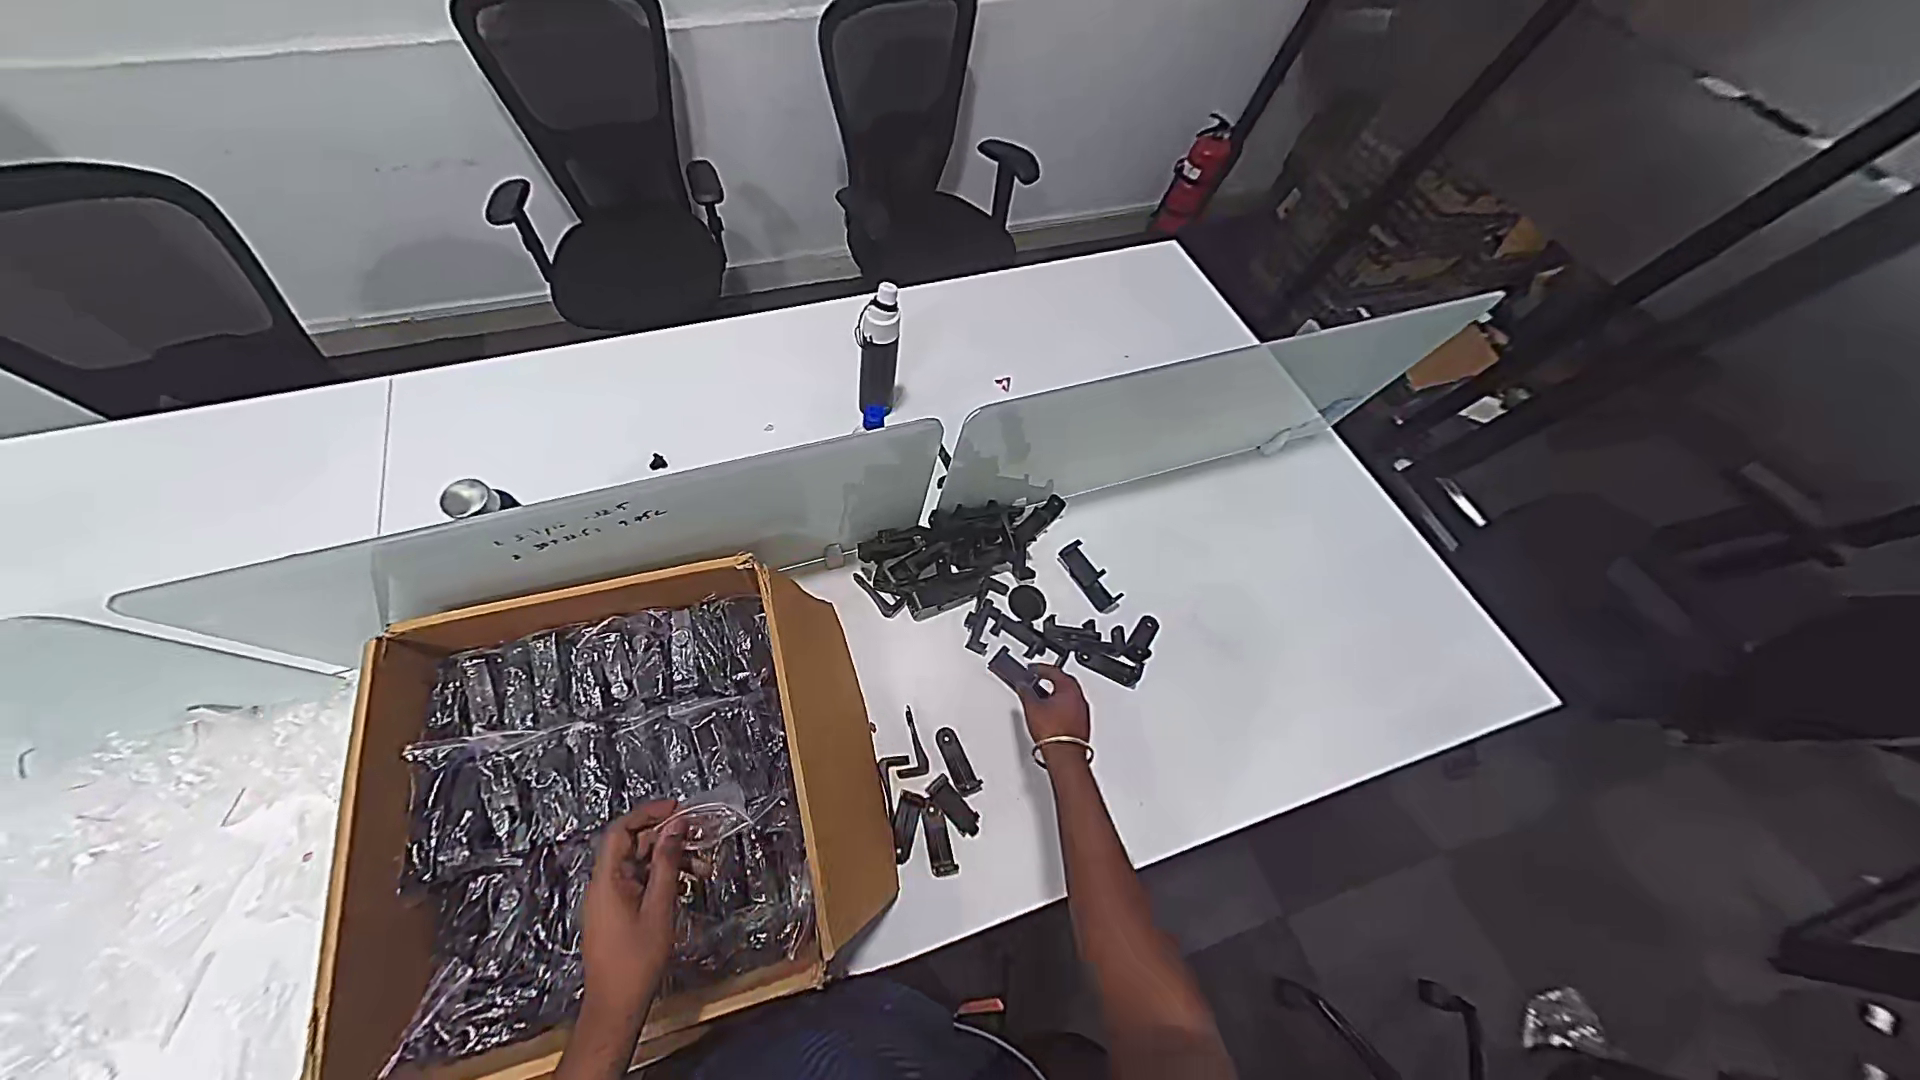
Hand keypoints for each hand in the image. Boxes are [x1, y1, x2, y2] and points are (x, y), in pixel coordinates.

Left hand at [580, 800, 686, 1013]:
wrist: (616, 1004)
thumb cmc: (637, 955)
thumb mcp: (659, 904)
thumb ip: (667, 861)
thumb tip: (677, 825)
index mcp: (607, 879)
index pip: (620, 831)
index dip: (648, 813)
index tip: (678, 809)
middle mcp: (605, 883)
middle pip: (633, 844)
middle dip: (667, 835)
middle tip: (699, 833)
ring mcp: (611, 898)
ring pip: (641, 862)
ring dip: (670, 857)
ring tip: (702, 864)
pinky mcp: (619, 910)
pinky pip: (641, 880)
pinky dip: (663, 875)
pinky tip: (687, 882)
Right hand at [1018, 664, 1090, 746]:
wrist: (1064, 755)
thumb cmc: (1054, 732)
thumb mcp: (1032, 707)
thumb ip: (1026, 691)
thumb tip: (1023, 685)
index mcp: (1069, 689)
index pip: (1054, 671)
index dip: (1040, 668)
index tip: (1032, 669)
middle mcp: (1079, 698)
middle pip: (1064, 681)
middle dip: (1049, 679)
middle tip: (1037, 679)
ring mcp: (1082, 712)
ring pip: (1068, 696)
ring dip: (1055, 693)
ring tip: (1040, 697)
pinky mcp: (1082, 724)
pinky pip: (1071, 708)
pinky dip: (1060, 706)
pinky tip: (1050, 713)